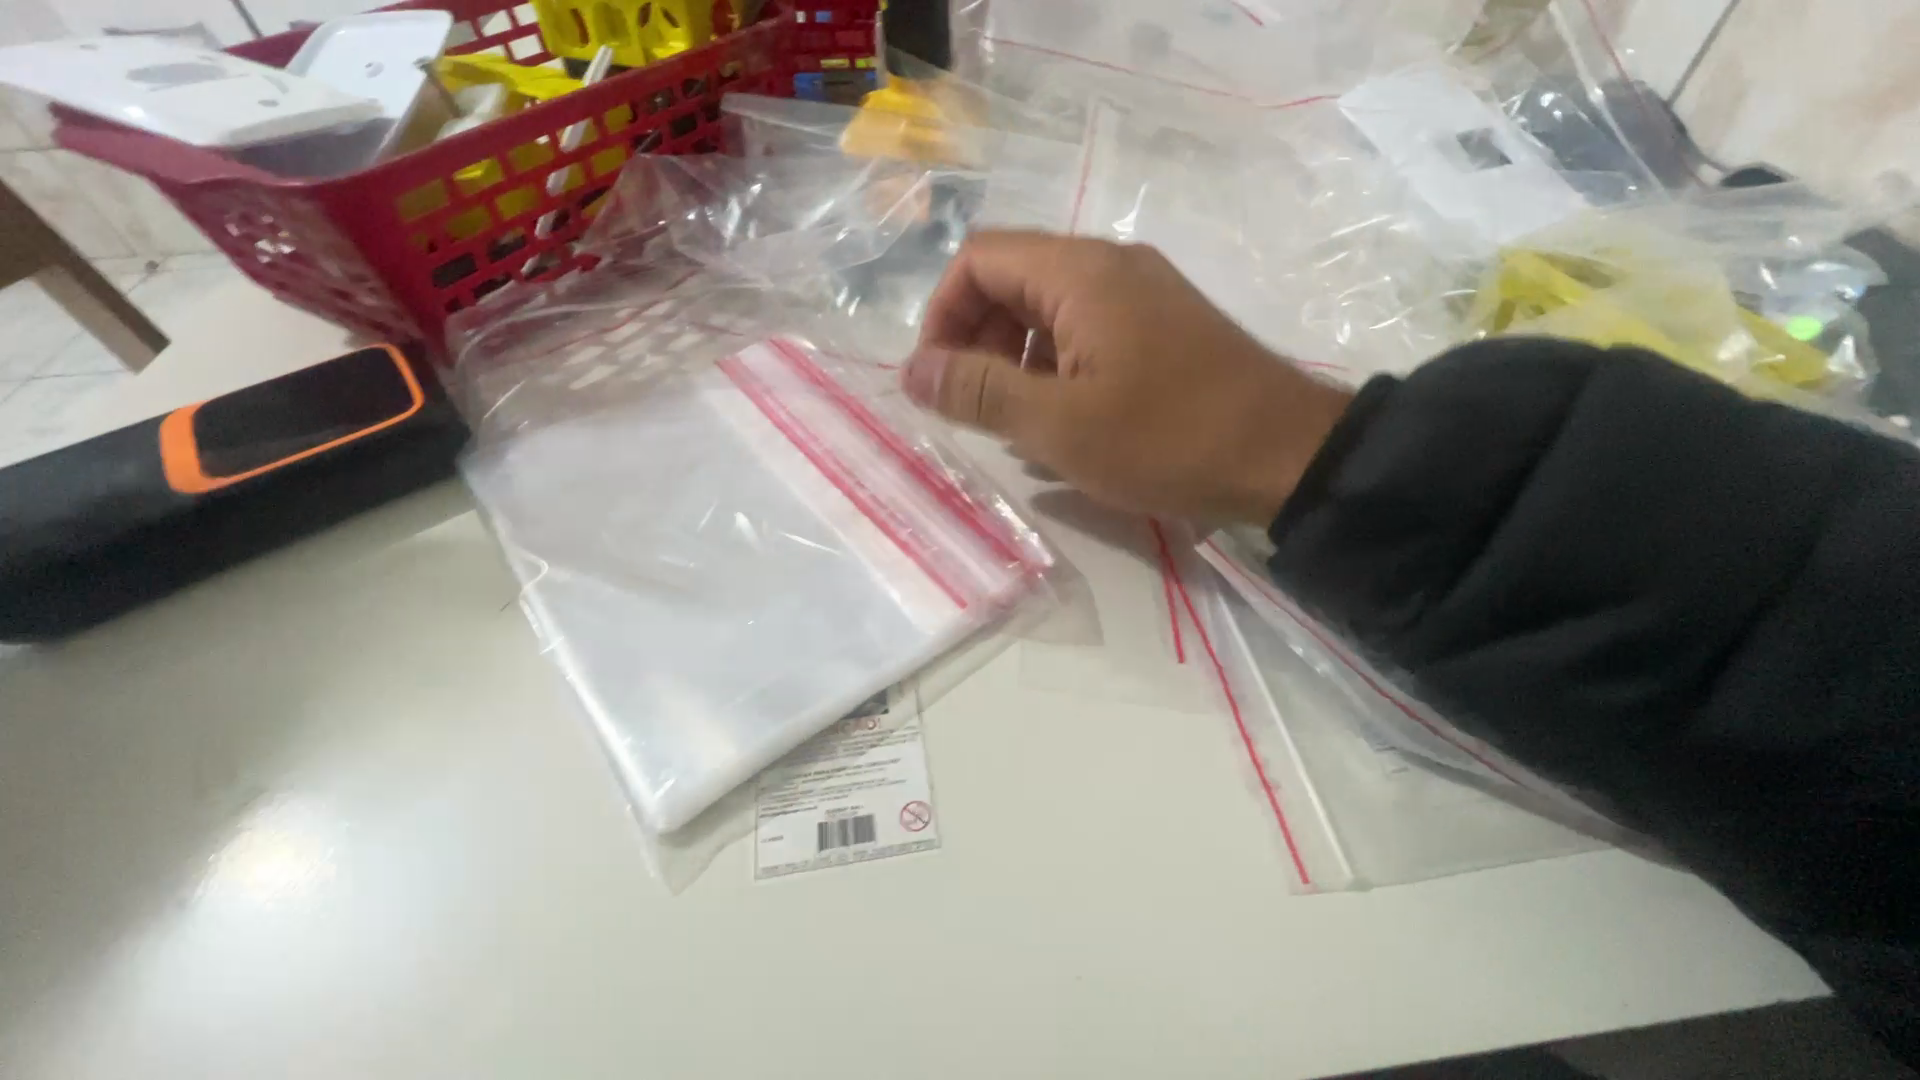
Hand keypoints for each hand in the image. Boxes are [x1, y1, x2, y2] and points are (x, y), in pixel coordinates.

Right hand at [904, 230, 1354, 524]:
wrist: (1289, 457)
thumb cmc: (1169, 439)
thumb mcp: (1059, 425)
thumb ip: (979, 392)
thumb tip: (911, 370)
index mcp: (1079, 272)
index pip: (978, 258)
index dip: (941, 315)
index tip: (937, 381)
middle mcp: (1110, 265)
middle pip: (1011, 278)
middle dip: (975, 338)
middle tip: (974, 407)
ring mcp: (1142, 293)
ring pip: (1048, 307)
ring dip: (1014, 357)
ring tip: (1016, 421)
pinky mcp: (1164, 325)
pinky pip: (1087, 329)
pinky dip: (1056, 365)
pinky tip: (1066, 419)